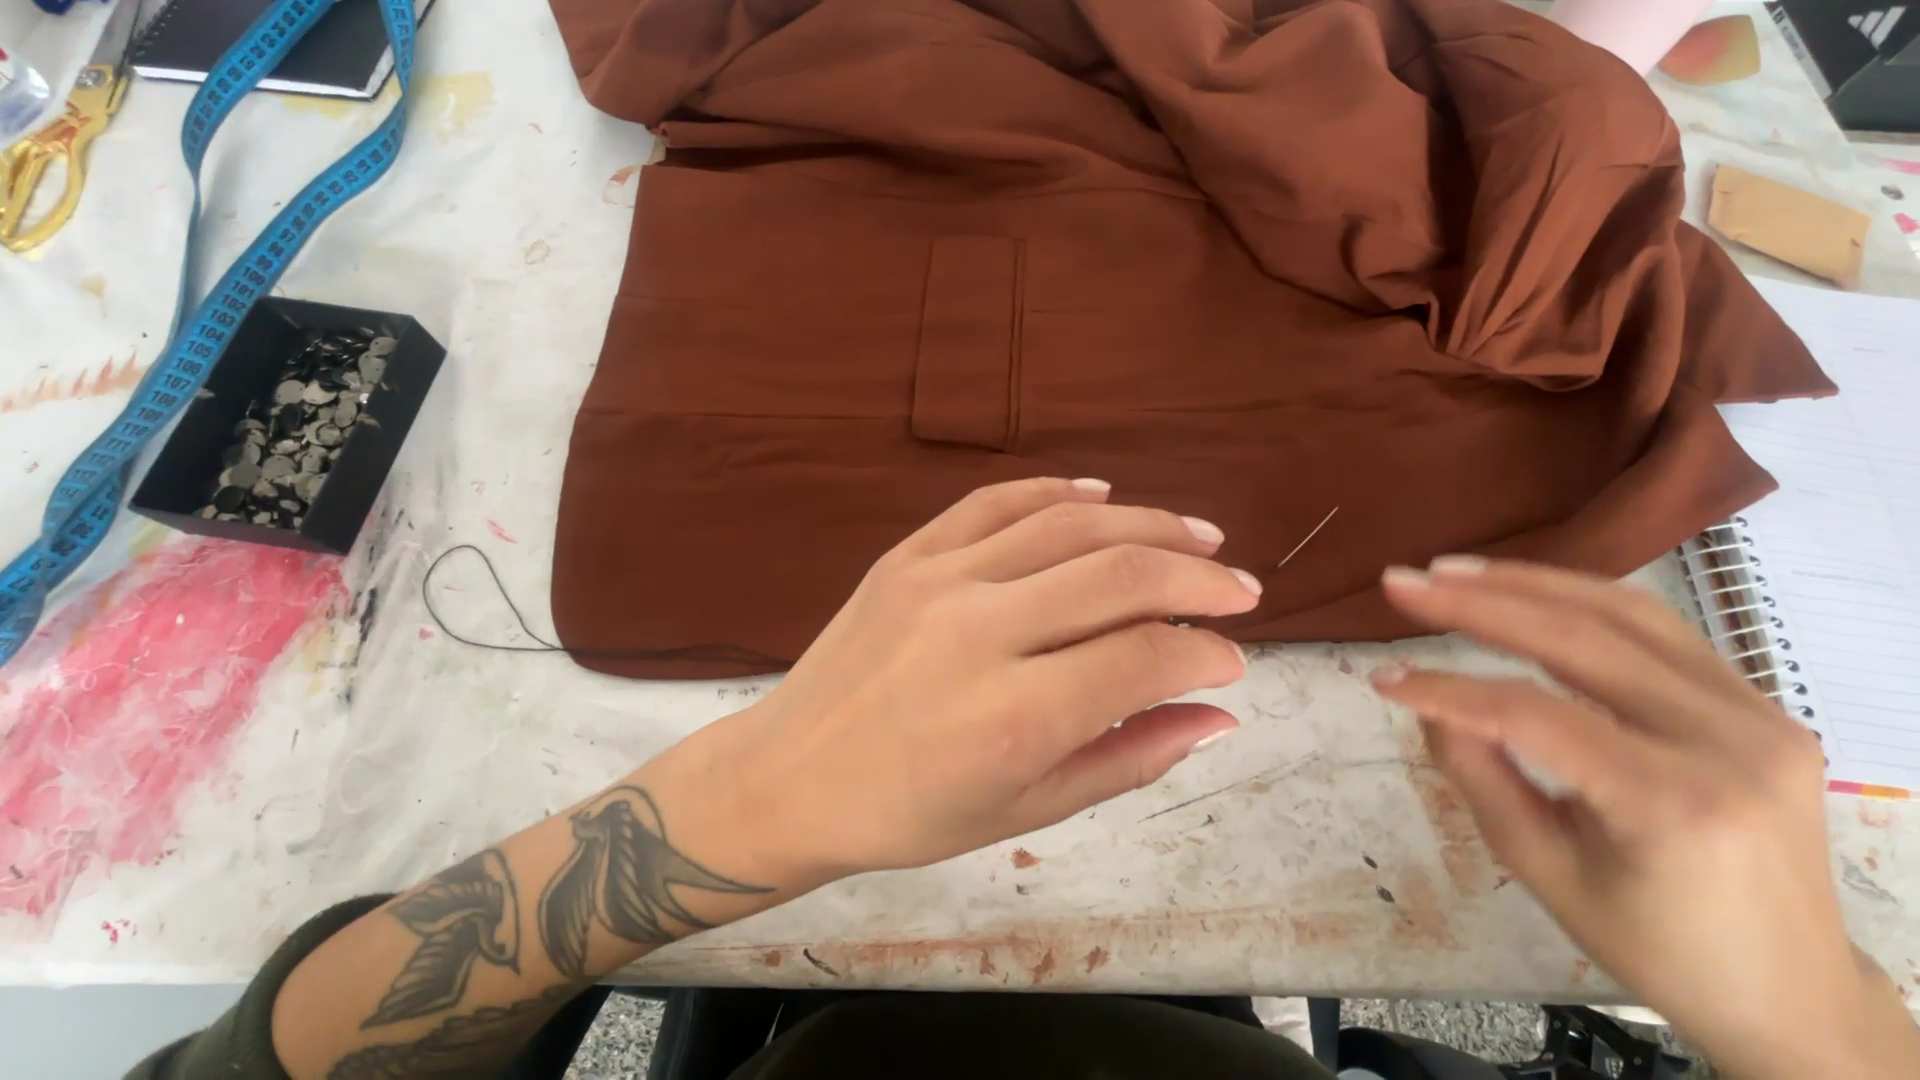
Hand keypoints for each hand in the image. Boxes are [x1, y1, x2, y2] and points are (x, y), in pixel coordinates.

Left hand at [653, 478, 1258, 885]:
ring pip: (1068, 524)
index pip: (1144, 658)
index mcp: (1014, 717)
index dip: (1205, 654)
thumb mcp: (1026, 810)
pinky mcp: (906, 555)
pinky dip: (1058, 491)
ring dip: (1146, 524)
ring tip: (1197, 537)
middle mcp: (980, 632)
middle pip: (1119, 575)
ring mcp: (938, 580)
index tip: (1233, 661)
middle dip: (1197, 579)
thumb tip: (1217, 714)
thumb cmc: (909, 814)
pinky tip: (1104, 495)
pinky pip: (996, 502)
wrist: (791, 777)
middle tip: (1240, 589)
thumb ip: (1129, 757)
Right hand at [1372, 557, 1919, 1079]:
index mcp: (1673, 802)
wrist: (1788, 988)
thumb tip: (1425, 702)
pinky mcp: (1762, 704)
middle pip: (1582, 641)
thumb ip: (1478, 773)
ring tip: (1451, 572)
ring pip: (1626, 615)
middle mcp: (1730, 742)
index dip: (1448, 690)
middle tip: (1402, 582)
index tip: (1382, 680)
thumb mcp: (1542, 867)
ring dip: (1528, 584)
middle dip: (1478, 604)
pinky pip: (1659, 632)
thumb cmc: (1652, 943)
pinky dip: (1581, 601)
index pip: (1533, 714)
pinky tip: (1525, 591)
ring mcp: (1760, 715)